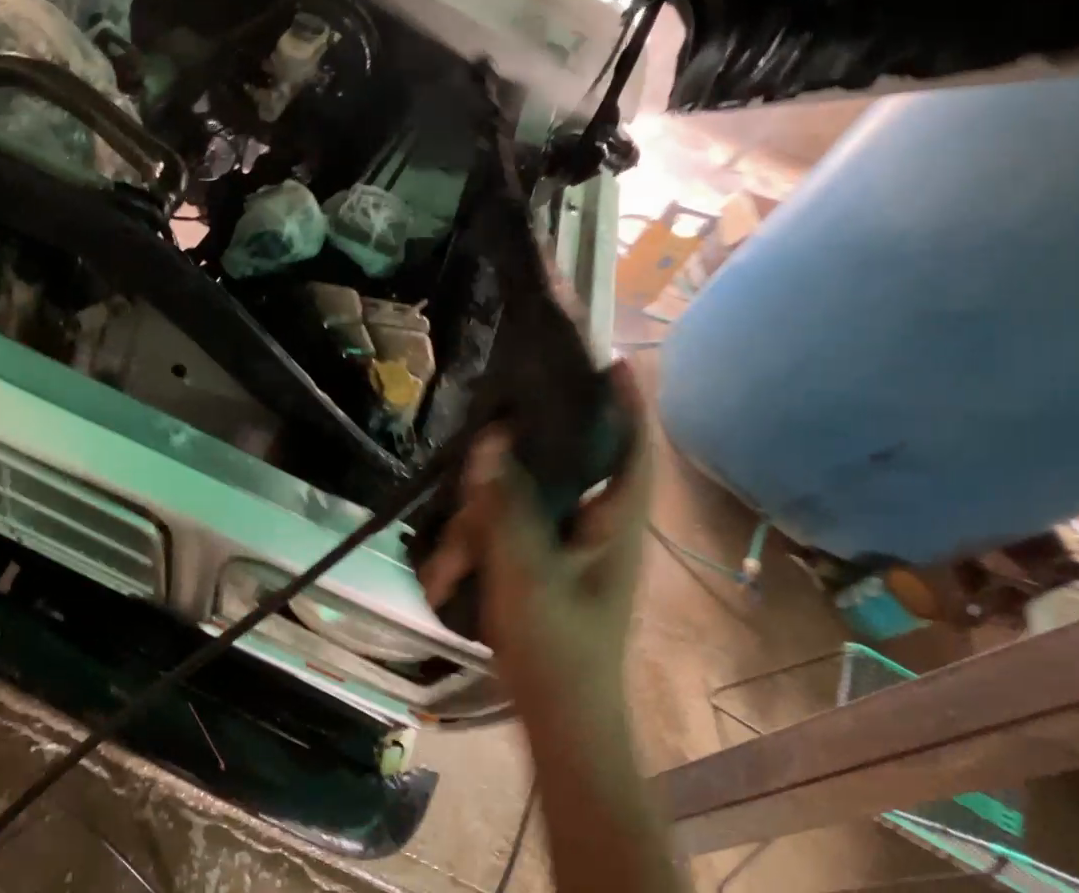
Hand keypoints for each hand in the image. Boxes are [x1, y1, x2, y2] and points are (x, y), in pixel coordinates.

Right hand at [417, 361, 650, 705]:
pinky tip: (447, 577)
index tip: (611, 359)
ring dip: (478, 534)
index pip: (632, 449)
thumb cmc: (558, 645)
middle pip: (559, 474)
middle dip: (504, 482)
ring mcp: (568, 551)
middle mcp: (597, 529)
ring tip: (447, 573)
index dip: (627, 403)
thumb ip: (507, 503)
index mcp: (615, 524)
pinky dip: (478, 551)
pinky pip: (507, 537)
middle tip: (470, 475)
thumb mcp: (526, 570)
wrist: (562, 720)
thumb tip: (493, 438)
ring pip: (521, 509)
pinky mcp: (543, 569)